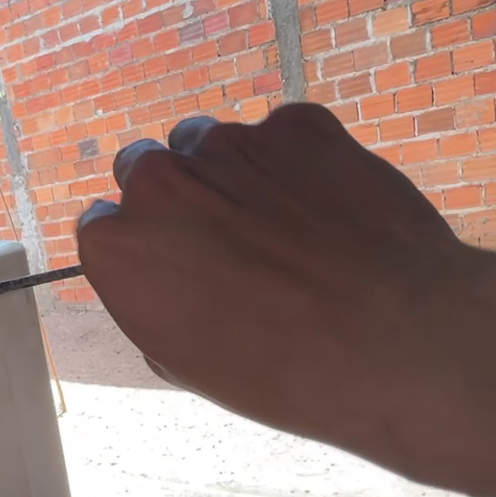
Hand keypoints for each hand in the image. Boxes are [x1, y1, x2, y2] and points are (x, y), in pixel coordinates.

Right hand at [76, 103, 495, 496]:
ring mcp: (228, 145)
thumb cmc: (274, 371)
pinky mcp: (298, 125)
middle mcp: (157, 182)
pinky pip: (273, 135)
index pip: (100, 224)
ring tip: (268, 219)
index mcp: (116, 245)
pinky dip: (285, 160)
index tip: (165, 264)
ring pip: (202, 142)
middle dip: (166, 197)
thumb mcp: (179, 360)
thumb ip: (146, 298)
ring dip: (219, 172)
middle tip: (211, 238)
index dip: (135, 245)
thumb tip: (158, 274)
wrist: (394, 341)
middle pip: (141, 168)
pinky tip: (317, 204)